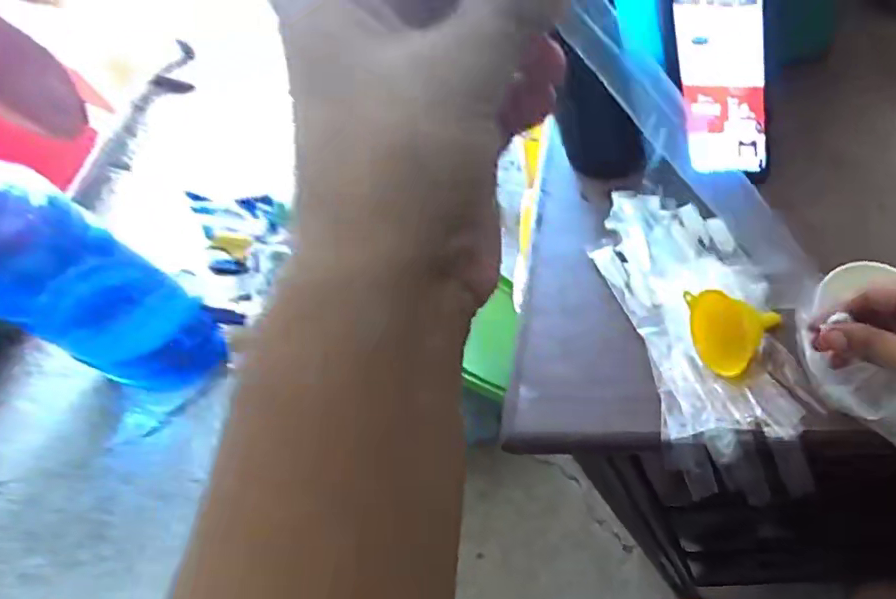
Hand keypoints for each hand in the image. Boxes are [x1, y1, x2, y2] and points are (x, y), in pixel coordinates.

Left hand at [273, 0, 564, 300]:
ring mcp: (413, 94)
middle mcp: (371, 38)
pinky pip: (489, 96)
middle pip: (445, 3)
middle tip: (552, 14)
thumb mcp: (455, 71)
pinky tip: (549, 88)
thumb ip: (510, 13)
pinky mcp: (449, 140)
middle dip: (503, 9)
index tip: (529, 0)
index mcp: (339, 0)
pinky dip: (519, 90)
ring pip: (473, 46)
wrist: (402, 273)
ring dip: (517, 46)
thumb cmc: (404, 158)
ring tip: (556, 56)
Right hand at [811, 270, 895, 432]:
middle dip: (851, 326)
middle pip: (883, 303)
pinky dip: (888, 343)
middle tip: (821, 351)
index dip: (839, 312)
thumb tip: (826, 335)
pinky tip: (867, 357)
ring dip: (867, 337)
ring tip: (838, 359)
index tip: (811, 332)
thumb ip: (868, 344)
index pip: (873, 293)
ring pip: (895, 317)